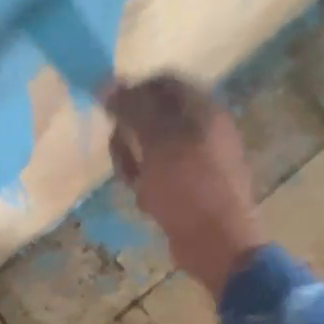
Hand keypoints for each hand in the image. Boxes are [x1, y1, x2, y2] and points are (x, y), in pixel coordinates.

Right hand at [105, 73, 265, 296]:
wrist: (217, 241)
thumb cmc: (187, 185)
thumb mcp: (155, 140)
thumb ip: (131, 108)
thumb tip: (106, 84)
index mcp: (203, 108)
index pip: (162, 82)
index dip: (133, 92)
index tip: (111, 113)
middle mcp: (205, 128)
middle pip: (155, 117)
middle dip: (131, 135)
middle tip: (122, 155)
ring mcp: (201, 161)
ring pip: (154, 150)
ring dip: (136, 163)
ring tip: (134, 183)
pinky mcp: (194, 189)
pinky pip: (163, 177)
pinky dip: (149, 185)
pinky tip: (148, 202)